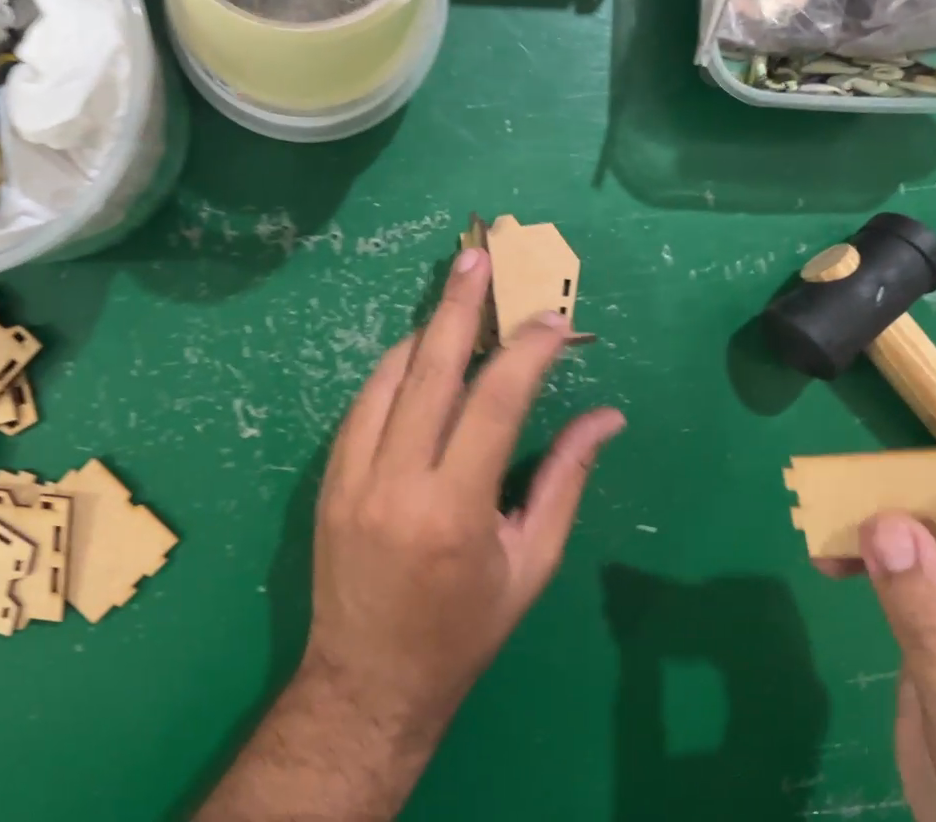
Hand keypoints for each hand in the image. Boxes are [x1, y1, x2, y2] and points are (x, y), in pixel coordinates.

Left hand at [302, 245, 625, 738]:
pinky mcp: (328, 479)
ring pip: (387, 380)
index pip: (495, 402)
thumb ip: (565, 481)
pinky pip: (360, 406)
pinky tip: (416, 353)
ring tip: (454, 299)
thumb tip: (607, 418)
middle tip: (478, 258)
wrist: (368, 678)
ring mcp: (351, 476)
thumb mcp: (530, 565)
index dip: (528, 351)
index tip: (554, 320)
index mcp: (455, 509)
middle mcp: (396, 481)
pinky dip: (391, 372)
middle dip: (459, 308)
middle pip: (430, 371)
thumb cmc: (464, 632)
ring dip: (424, 334)